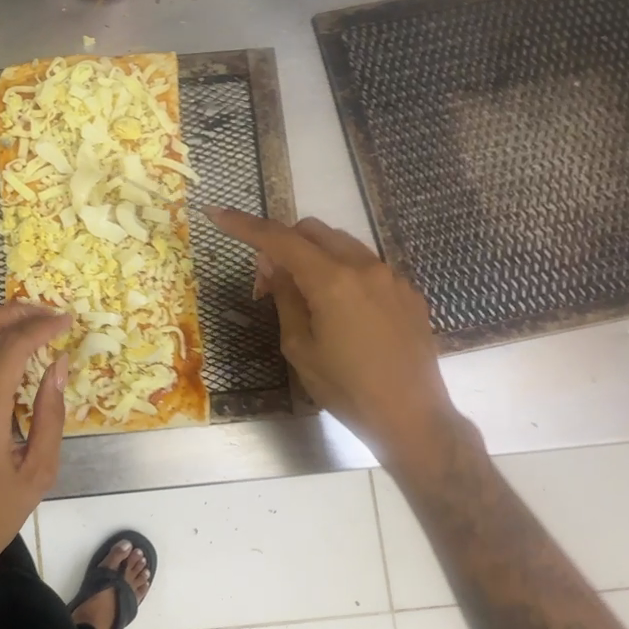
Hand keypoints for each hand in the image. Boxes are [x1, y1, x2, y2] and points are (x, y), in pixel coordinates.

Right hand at [206, 207, 459, 465]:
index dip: (244, 224)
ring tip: (304, 296)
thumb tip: (271, 263)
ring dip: (314, 256)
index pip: (280, 239)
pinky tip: (340, 311)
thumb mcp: (299, 347)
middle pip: (313, 231)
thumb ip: (285, 297)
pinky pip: (366, 266)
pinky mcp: (408, 293)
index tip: (217, 213)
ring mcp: (391, 277)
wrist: (411, 416)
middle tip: (268, 282)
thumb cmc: (345, 388)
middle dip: (283, 242)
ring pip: (342, 244)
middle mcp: (365, 267)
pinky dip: (342, 272)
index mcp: (332, 281)